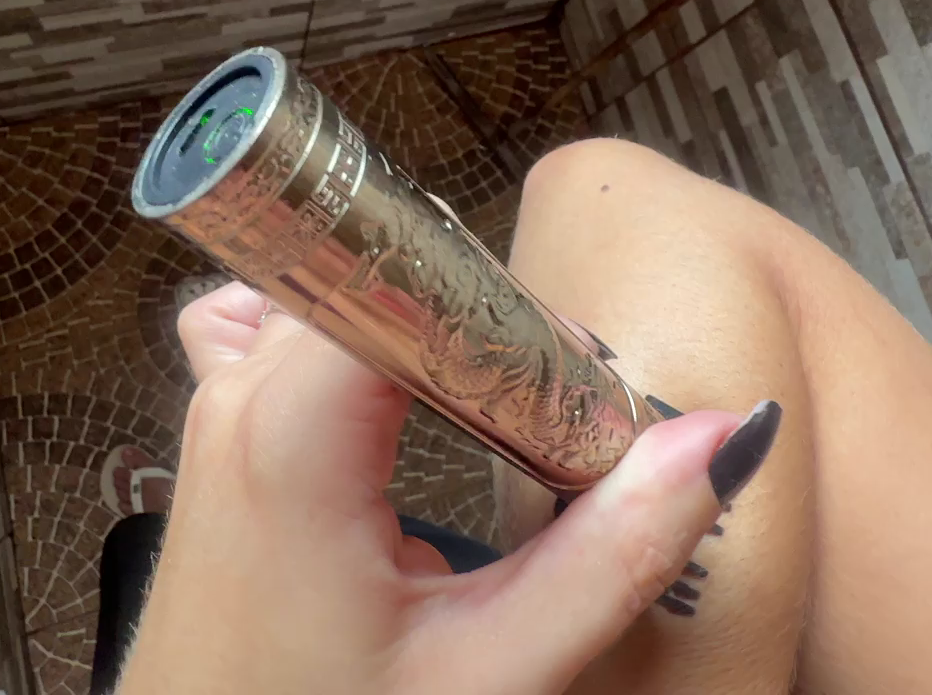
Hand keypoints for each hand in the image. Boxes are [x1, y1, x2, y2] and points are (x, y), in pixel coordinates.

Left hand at [117, 282, 756, 694]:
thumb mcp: (486, 674)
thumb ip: (609, 554)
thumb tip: (714, 439)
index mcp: (292, 432)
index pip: (416, 283)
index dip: (508, 314)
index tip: (567, 375)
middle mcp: (242, 395)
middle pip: (378, 276)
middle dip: (476, 314)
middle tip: (538, 392)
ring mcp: (217, 401)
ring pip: (329, 284)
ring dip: (414, 310)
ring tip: (474, 373)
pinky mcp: (220, 423)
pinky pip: (267, 319)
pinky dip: (338, 319)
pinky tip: (375, 360)